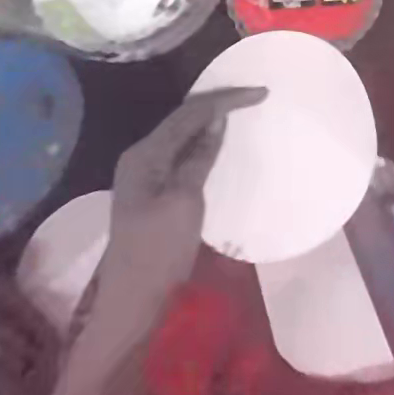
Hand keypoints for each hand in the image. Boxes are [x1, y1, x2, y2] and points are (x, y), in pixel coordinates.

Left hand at [97, 87, 265, 311]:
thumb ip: (199, 157)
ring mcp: (146, 172)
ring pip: (183, 133)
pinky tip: (220, 141)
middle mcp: (141, 155)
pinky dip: (204, 141)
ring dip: (211, 119)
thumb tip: (216, 120)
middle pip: (183, 117)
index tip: (260, 93)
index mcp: (145, 153)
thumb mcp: (185, 201)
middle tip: (254, 96)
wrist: (132, 301)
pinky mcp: (154, 188)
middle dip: (218, 102)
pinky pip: (182, 152)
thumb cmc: (159, 251)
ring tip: (242, 109)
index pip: (189, 113)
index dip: (225, 99)